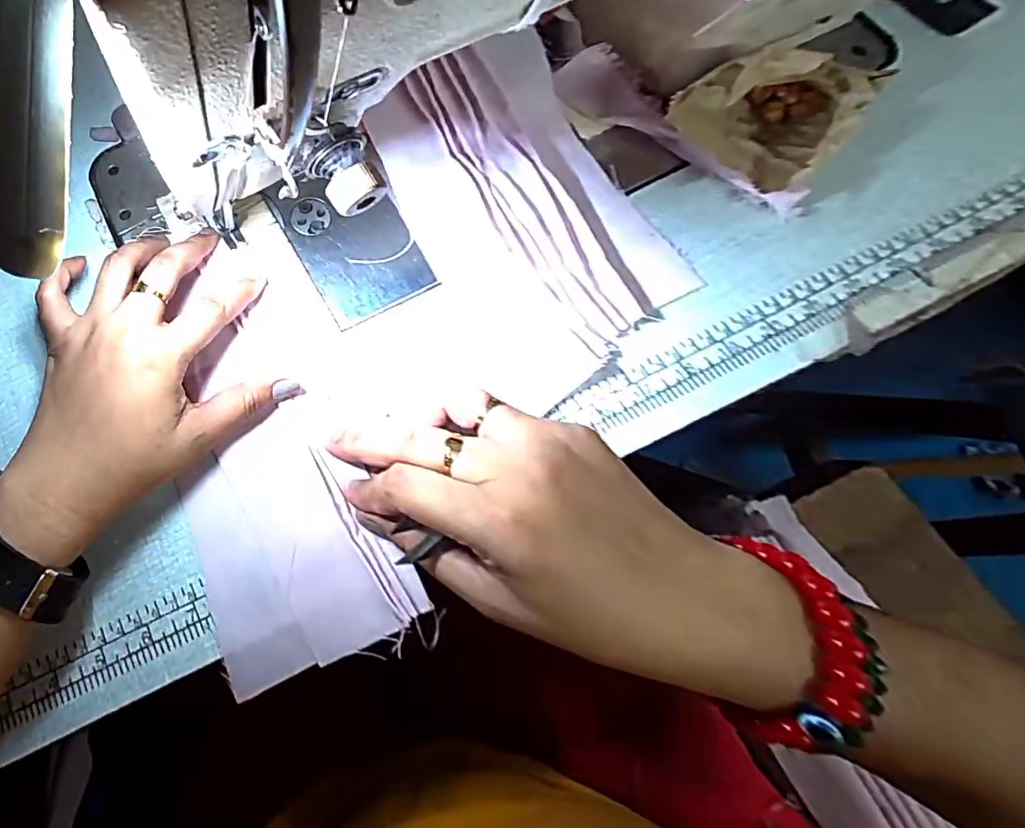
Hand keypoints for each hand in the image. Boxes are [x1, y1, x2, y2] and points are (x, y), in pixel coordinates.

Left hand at [0, 235, 298, 566]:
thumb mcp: (195, 438)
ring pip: (113, 268)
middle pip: (161, 270)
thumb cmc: (127, 465)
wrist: (64, 484)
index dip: (240, 291)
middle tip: (206, 242)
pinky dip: (64, 273)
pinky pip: (53, 294)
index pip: (211, 309)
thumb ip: (241, 404)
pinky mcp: (61, 340)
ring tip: (159, 245)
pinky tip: (80, 265)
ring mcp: (89, 330)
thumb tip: (283, 385)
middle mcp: (123, 330)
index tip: (255, 280)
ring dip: (139, 249)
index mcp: (160, 354)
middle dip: (189, 249)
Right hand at [332, 394, 812, 709]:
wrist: (688, 595)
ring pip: (463, 405)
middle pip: (422, 436)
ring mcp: (547, 435)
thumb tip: (387, 517)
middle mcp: (516, 462)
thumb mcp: (502, 603)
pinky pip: (505, 413)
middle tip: (336, 435)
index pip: (409, 486)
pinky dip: (475, 424)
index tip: (348, 491)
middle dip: (371, 436)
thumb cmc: (590, 620)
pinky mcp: (570, 425)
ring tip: (406, 432)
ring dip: (426, 418)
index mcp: (498, 518)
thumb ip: (436, 552)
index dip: (371, 489)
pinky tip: (470, 444)